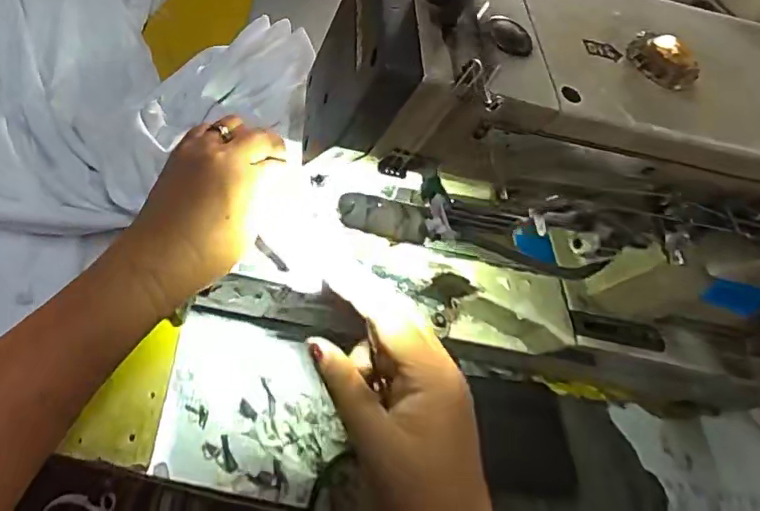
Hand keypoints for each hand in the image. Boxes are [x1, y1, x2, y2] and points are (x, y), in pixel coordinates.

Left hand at [107, 115, 286, 311]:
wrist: (154, 261)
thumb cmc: (207, 253)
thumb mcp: (247, 229)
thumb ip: (255, 197)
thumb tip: (258, 184)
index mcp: (241, 170)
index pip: (273, 156)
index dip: (281, 164)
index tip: (282, 172)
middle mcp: (220, 151)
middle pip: (255, 134)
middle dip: (268, 146)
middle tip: (270, 161)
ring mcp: (196, 149)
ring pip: (229, 124)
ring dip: (241, 136)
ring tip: (242, 156)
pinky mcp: (178, 154)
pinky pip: (204, 131)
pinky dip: (216, 137)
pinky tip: (217, 155)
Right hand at [309, 285, 490, 510]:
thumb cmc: (415, 490)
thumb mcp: (373, 439)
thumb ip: (345, 386)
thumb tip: (316, 344)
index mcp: (432, 369)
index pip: (389, 316)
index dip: (358, 290)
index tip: (331, 270)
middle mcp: (442, 366)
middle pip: (398, 323)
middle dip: (364, 317)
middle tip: (333, 302)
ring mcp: (443, 382)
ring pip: (400, 347)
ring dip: (372, 356)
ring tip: (363, 399)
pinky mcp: (439, 400)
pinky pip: (406, 368)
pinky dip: (384, 372)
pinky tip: (372, 393)